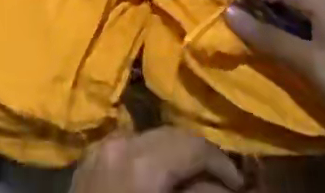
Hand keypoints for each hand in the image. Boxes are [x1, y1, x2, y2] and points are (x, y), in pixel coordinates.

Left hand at [71, 127, 246, 192]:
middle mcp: (119, 144)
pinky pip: (126, 150)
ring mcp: (99, 151)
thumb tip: (221, 187)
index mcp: (141, 162)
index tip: (238, 185)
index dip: (221, 164)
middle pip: (171, 136)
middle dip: (197, 157)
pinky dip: (147, 161)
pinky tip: (159, 183)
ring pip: (149, 139)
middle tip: (220, 182)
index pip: (193, 146)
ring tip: (191, 182)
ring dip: (173, 157)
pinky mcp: (86, 164)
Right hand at [225, 0, 324, 192]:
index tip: (205, 6)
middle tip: (215, 21)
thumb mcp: (312, 65)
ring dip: (260, 19)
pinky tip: (265, 45)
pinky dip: (277, 31)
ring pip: (281, 7)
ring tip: (233, 33)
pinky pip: (294, 23)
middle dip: (245, 3)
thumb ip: (269, 39)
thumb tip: (227, 11)